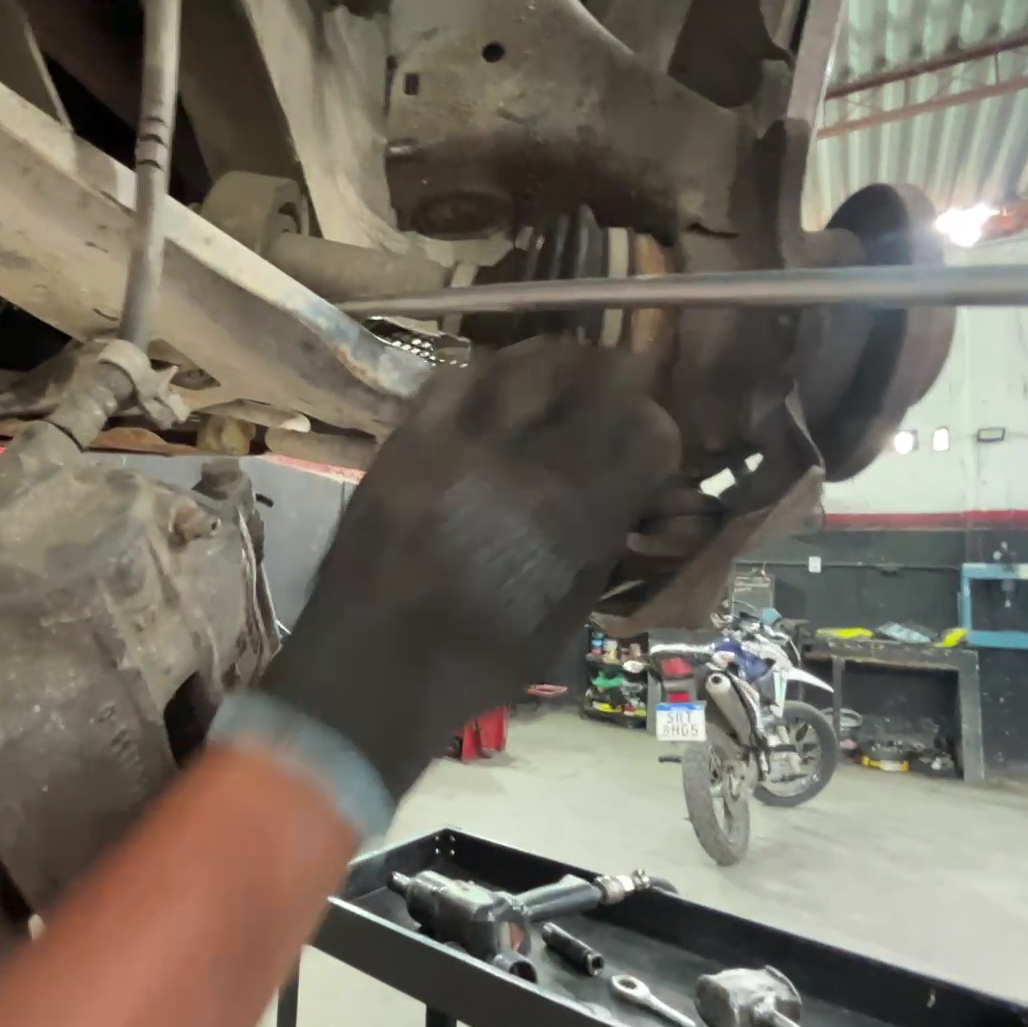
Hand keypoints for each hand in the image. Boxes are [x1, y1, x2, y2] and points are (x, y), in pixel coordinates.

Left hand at [257, 340, 681, 803]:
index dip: (655, 429)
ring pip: (519, 364)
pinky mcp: (403, 441)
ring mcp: (453, 442)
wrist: (372, 662)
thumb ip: (604, 540)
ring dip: (553, 366)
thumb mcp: (567, 613)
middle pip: (587, 379)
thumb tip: (628, 493)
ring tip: (559, 379)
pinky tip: (490, 392)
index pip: (643, 431)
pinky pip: (451, 382)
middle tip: (615, 387)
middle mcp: (518, 460)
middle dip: (614, 379)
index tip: (650, 437)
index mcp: (572, 512)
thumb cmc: (478, 659)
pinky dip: (484, 379)